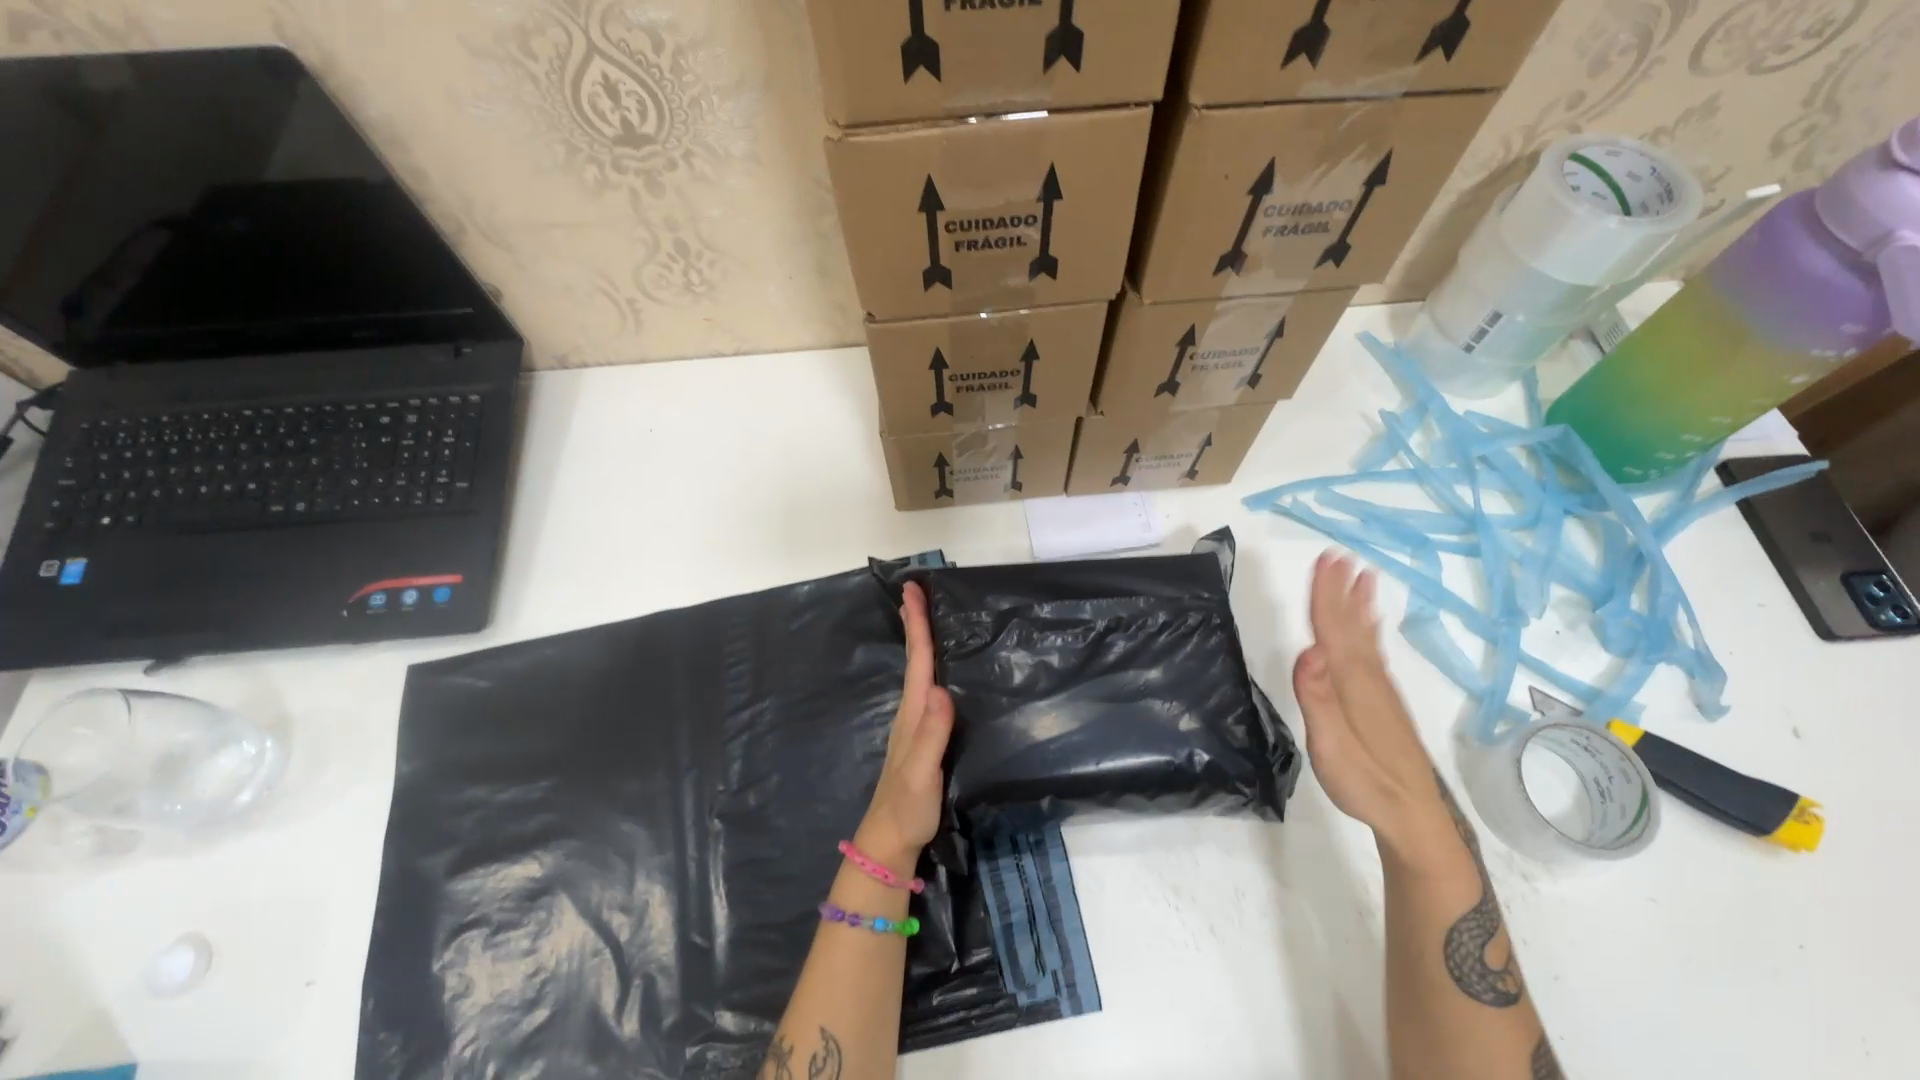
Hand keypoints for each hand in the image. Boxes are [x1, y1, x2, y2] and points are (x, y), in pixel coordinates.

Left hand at [854, 581, 953, 874]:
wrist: (890, 839)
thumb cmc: (907, 806)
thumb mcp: (922, 772)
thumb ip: (933, 734)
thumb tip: (943, 690)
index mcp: (914, 715)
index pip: (918, 662)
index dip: (916, 625)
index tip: (911, 590)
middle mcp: (912, 713)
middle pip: (914, 660)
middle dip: (915, 624)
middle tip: (915, 591)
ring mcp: (914, 726)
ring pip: (918, 673)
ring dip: (920, 643)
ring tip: (922, 618)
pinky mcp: (921, 738)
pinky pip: (925, 690)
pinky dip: (927, 669)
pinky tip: (936, 672)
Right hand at [1292, 552, 1453, 863]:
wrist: (1413, 816)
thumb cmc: (1365, 783)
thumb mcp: (1331, 748)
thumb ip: (1318, 700)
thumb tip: (1309, 651)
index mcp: (1352, 685)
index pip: (1333, 631)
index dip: (1326, 596)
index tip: (1324, 561)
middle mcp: (1369, 679)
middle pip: (1351, 626)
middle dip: (1342, 590)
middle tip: (1338, 555)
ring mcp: (1380, 691)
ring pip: (1366, 636)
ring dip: (1359, 604)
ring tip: (1359, 574)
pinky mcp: (1384, 703)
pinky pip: (1374, 652)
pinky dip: (1371, 629)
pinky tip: (1371, 625)